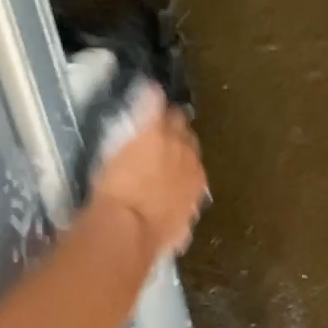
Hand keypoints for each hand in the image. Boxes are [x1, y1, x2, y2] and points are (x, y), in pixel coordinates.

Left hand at [91, 87, 206, 254]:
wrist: (131, 226)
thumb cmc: (149, 238)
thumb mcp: (172, 233)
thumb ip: (178, 221)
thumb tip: (181, 231)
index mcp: (196, 186)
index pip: (192, 165)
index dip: (179, 161)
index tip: (167, 162)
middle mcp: (191, 163)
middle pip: (187, 141)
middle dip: (177, 138)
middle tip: (161, 137)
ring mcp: (172, 144)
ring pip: (175, 124)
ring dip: (167, 120)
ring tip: (156, 112)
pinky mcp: (151, 130)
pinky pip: (154, 106)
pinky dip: (151, 98)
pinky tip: (148, 89)